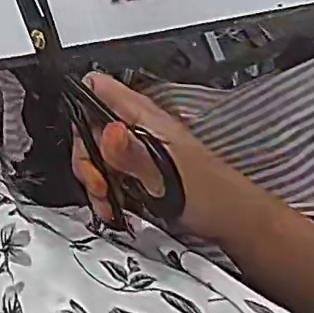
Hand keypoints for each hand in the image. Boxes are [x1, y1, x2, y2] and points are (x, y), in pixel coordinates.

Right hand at [68, 72, 270, 241]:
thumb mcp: (167, 174)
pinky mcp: (136, 172)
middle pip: (89, 128)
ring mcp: (136, 150)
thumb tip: (107, 132)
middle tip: (100, 183)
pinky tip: (113, 207)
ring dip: (94, 181)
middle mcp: (137, 127)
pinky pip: (107, 176)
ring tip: (108, 201)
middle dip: (86, 158)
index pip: (98, 89)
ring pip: (96, 155)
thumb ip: (133, 154)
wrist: (233, 223)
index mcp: (144, 116)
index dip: (80, 106)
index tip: (83, 140)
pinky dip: (104, 193)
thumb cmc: (212, 194)